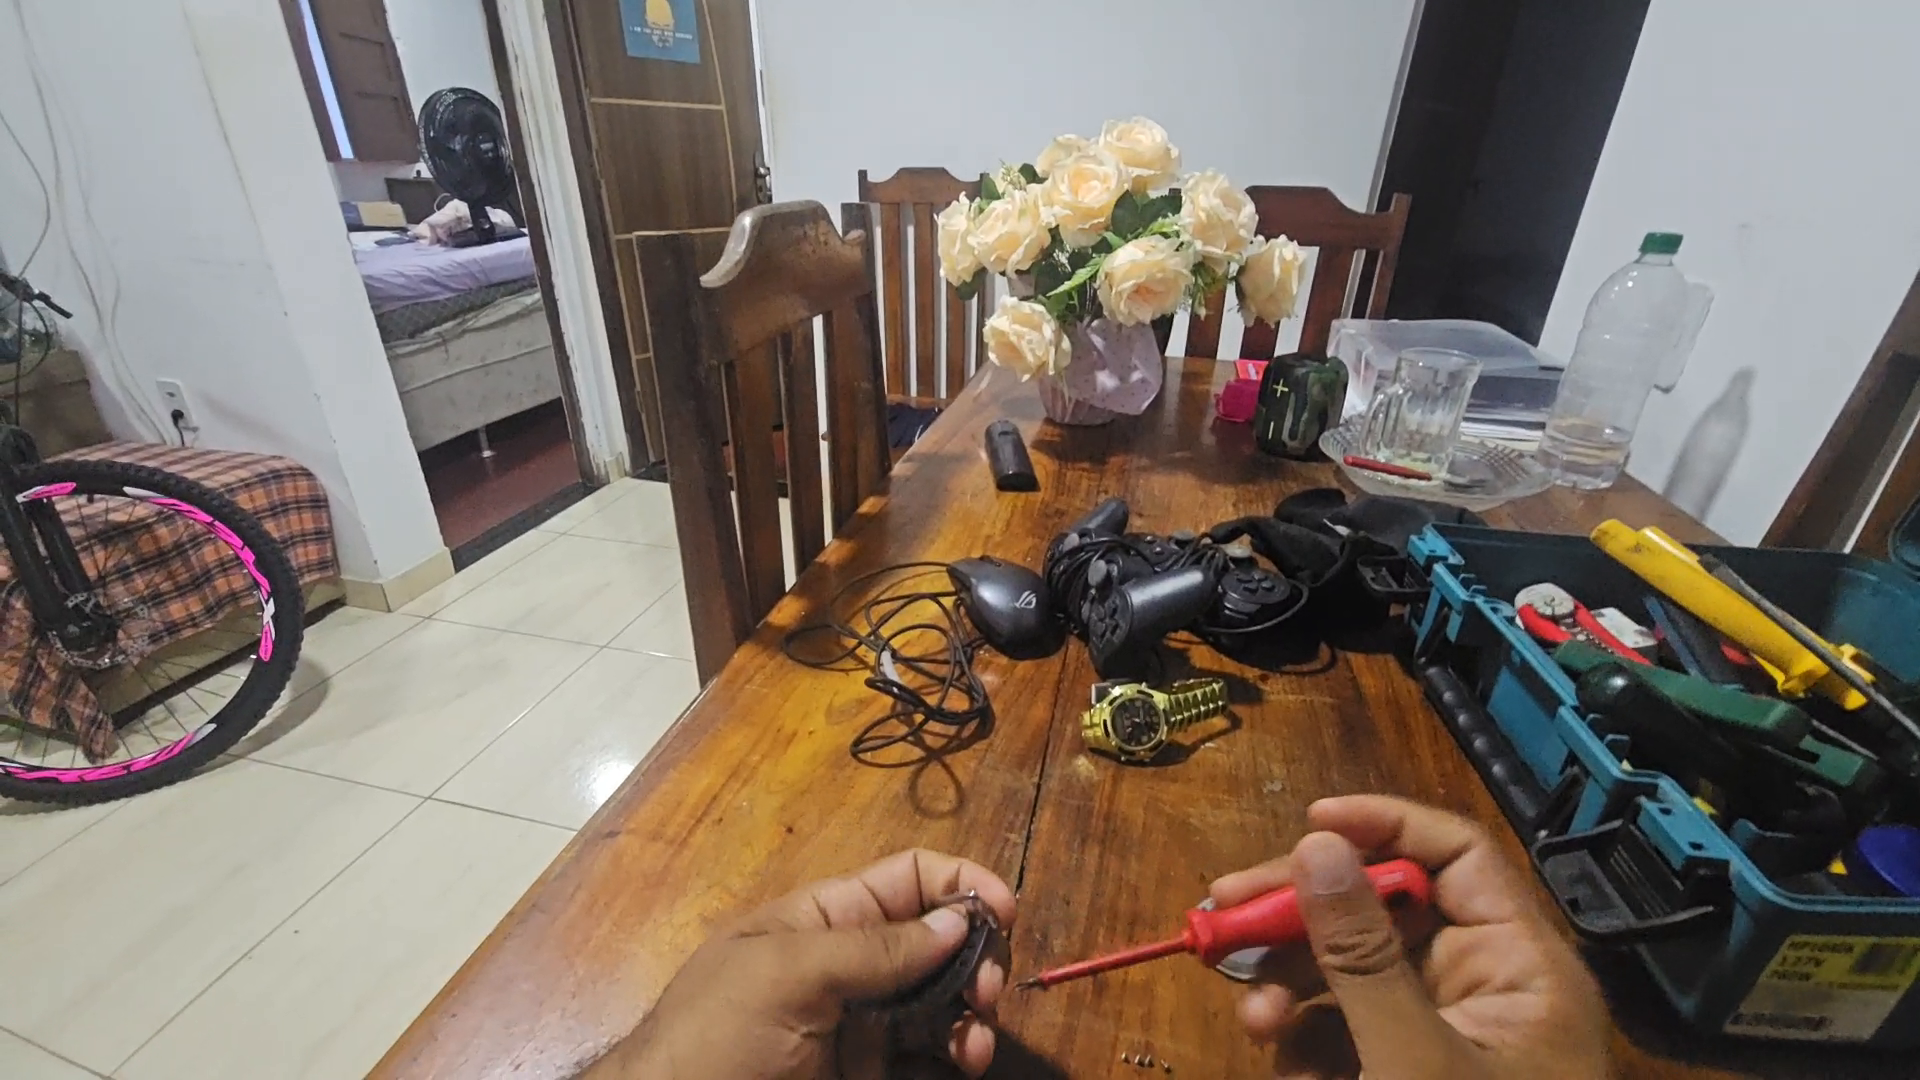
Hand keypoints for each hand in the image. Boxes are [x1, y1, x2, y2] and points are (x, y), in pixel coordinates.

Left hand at [584, 849, 1015, 1079]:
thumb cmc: (718, 1033)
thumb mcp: (788, 973)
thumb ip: (875, 947)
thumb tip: (960, 917)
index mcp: (831, 915)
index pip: (909, 878)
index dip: (960, 881)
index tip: (1006, 908)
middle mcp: (857, 961)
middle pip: (937, 937)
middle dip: (975, 950)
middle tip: (990, 988)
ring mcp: (865, 1021)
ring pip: (942, 997)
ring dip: (973, 1007)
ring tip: (978, 1038)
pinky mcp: (870, 1072)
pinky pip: (929, 1051)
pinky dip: (957, 1051)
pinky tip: (966, 1060)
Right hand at [1210, 796, 1610, 1078]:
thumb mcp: (1413, 1066)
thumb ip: (1361, 952)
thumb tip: (1317, 841)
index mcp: (1517, 968)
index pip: (1455, 853)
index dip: (1383, 822)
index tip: (1308, 824)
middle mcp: (1476, 980)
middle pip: (1377, 898)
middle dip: (1298, 906)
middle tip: (1221, 905)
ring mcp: (1432, 1020)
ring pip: (1343, 954)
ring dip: (1284, 973)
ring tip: (1253, 1017)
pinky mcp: (1393, 1056)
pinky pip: (1334, 1010)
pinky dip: (1297, 1023)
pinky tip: (1275, 1052)